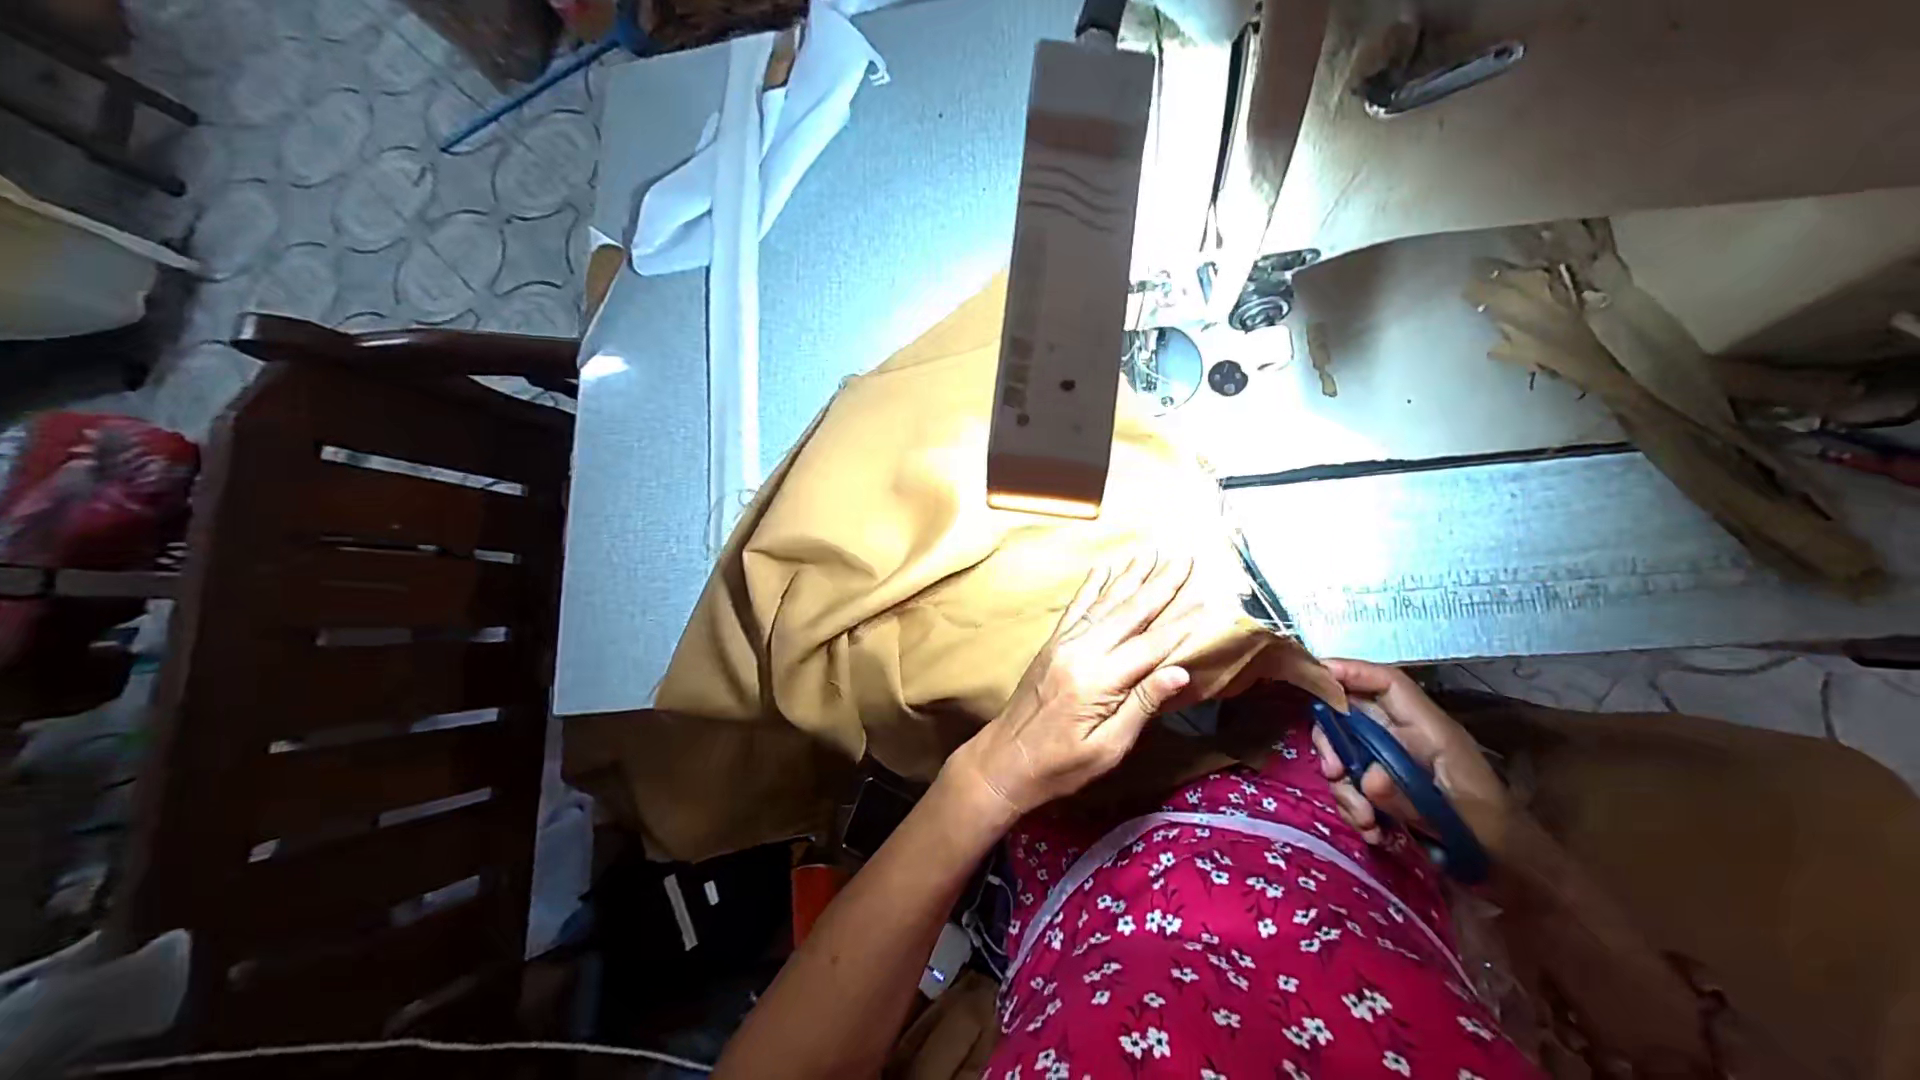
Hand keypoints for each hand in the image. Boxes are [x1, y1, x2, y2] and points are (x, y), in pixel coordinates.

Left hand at [943, 552, 1200, 825]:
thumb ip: (1142, 705)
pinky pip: (1076, 608)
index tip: (1206, 601)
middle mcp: (1079, 652)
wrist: (1004, 760)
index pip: (1149, 647)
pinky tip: (1104, 568)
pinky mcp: (1051, 644)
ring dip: (1129, 577)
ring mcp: (1062, 644)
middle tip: (1185, 560)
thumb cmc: (1061, 766)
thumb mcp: (1107, 747)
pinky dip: (1092, 586)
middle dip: (1159, 585)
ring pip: (1103, 603)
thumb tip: (1180, 671)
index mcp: (1097, 681)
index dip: (1180, 624)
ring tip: (1151, 553)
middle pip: (1128, 613)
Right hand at [1312, 659, 1515, 850]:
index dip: (1349, 671)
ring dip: (1343, 786)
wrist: (1517, 877)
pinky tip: (1372, 831)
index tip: (1312, 675)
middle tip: (1331, 773)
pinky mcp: (1389, 786)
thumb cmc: (1496, 838)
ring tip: (1365, 821)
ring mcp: (1396, 762)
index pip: (1387, 683)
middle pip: (1350, 715)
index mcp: (1430, 731)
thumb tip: (1365, 777)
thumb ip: (1406, 796)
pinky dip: (1353, 805)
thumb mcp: (1455, 819)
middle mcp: (1408, 738)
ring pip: (1345, 752)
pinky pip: (1353, 782)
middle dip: (1331, 744)